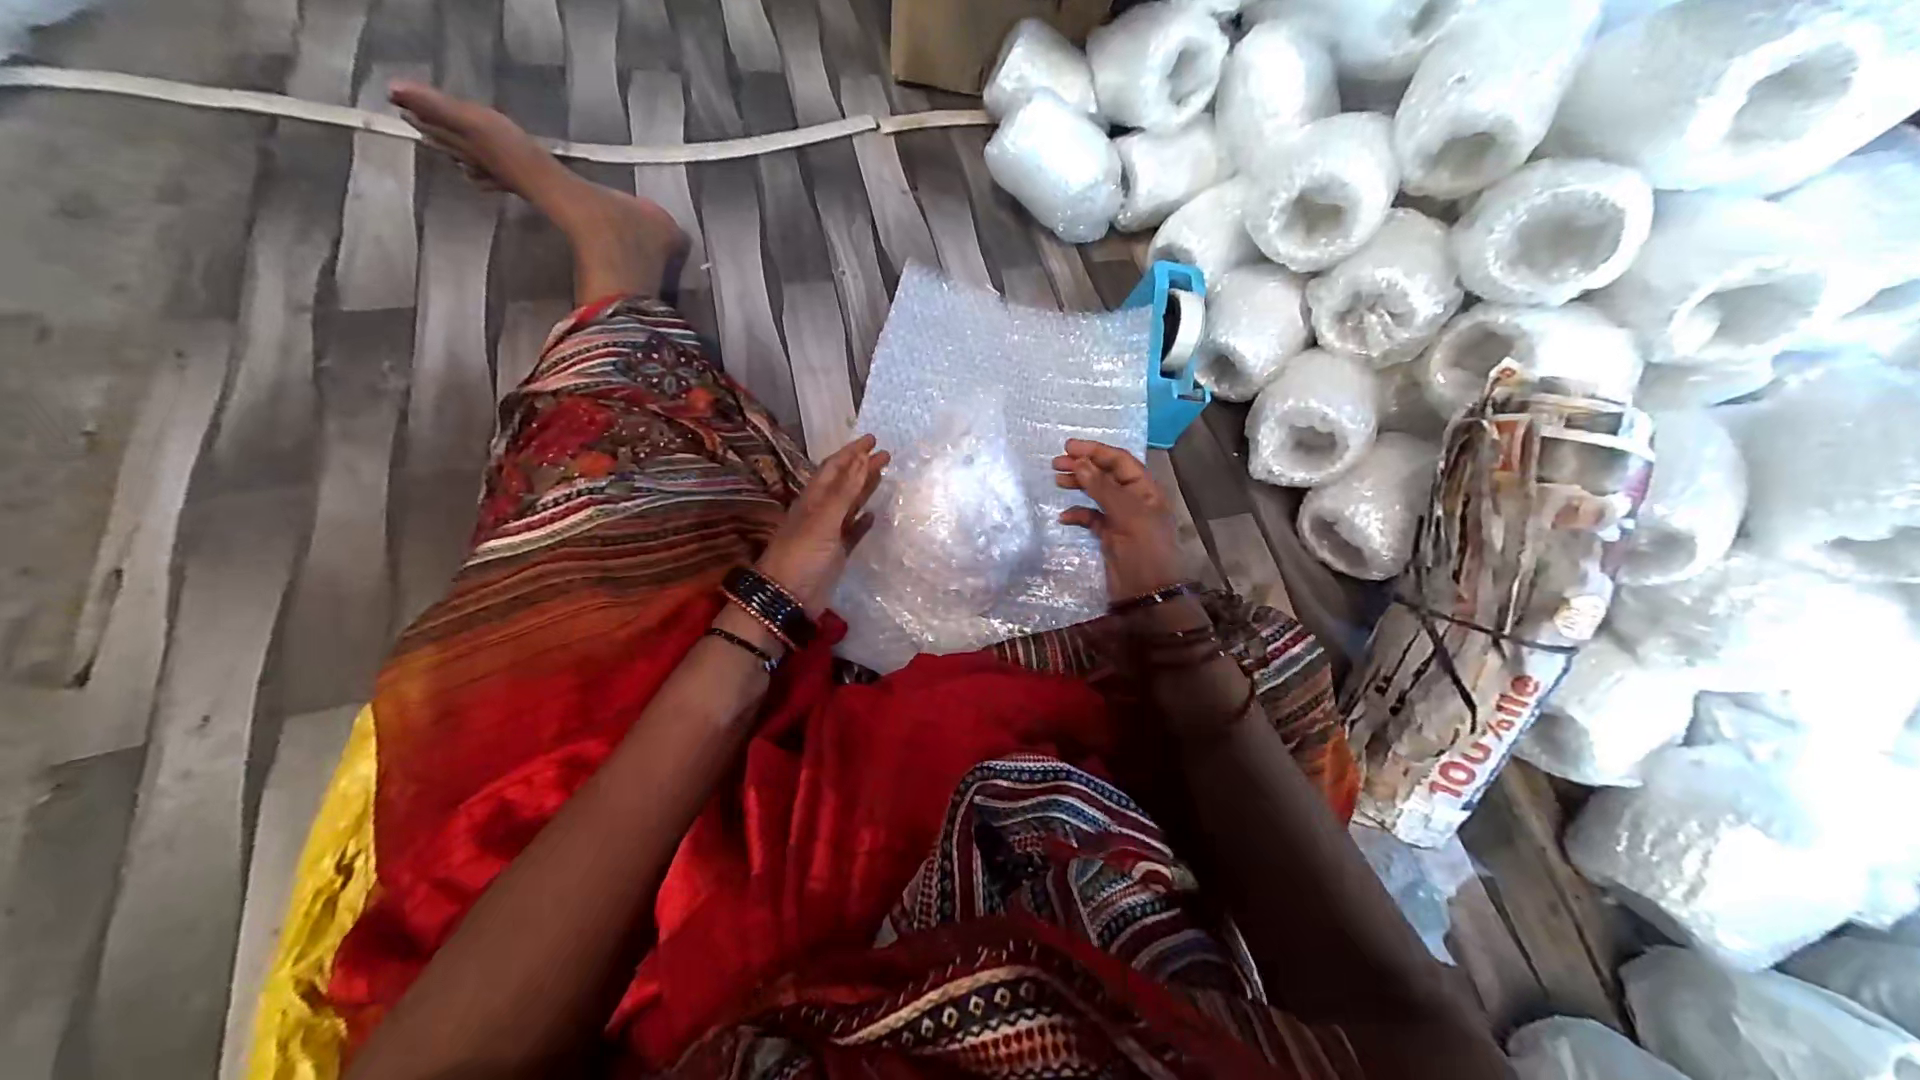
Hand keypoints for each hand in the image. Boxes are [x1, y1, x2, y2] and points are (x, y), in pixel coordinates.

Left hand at [756, 434, 889, 615]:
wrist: (786, 596)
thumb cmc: (802, 555)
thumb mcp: (823, 519)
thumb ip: (844, 491)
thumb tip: (862, 459)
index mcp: (814, 499)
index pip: (834, 467)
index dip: (852, 452)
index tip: (872, 439)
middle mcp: (821, 511)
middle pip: (844, 482)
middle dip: (862, 466)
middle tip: (885, 454)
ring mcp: (829, 532)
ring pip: (849, 504)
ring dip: (864, 488)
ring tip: (882, 474)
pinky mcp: (836, 552)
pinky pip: (853, 530)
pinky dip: (863, 520)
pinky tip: (873, 515)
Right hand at [1053, 439, 1185, 600]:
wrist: (1147, 594)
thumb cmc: (1145, 551)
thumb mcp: (1127, 516)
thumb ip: (1103, 488)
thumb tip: (1080, 462)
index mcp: (1146, 490)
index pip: (1120, 461)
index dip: (1096, 451)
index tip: (1069, 447)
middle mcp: (1134, 500)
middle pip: (1107, 474)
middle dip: (1083, 466)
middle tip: (1056, 463)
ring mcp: (1121, 519)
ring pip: (1097, 494)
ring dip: (1078, 485)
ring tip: (1057, 480)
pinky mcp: (1109, 536)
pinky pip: (1090, 518)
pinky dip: (1077, 514)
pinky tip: (1064, 517)